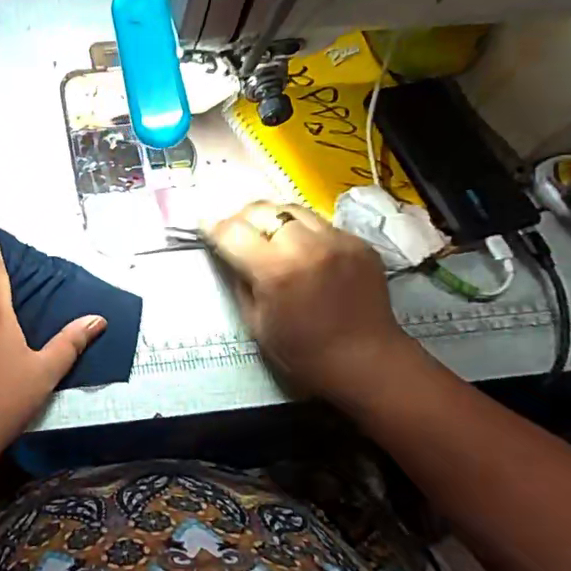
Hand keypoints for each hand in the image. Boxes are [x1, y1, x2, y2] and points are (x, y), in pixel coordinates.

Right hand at [208, 202, 420, 403]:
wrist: (366, 361)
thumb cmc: (303, 353)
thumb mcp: (256, 323)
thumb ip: (239, 281)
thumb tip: (227, 253)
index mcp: (275, 270)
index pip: (232, 231)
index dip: (213, 227)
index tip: (204, 226)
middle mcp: (306, 246)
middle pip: (262, 210)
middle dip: (242, 218)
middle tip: (235, 231)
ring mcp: (337, 240)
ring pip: (293, 209)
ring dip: (274, 218)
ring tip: (268, 233)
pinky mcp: (358, 242)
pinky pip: (321, 223)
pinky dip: (303, 230)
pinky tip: (302, 249)